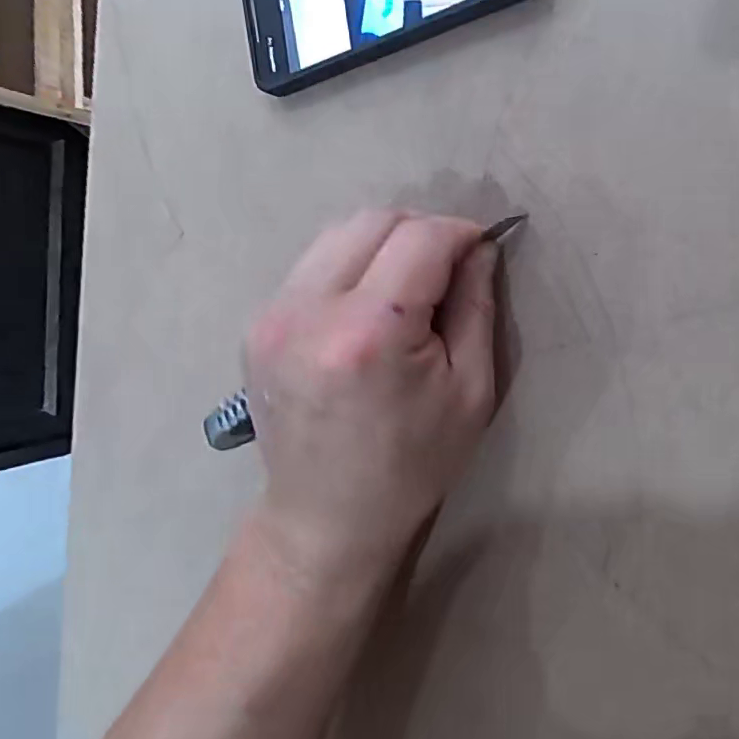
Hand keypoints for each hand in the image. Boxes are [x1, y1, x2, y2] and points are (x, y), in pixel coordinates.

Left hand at [242, 210, 500, 585]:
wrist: (328, 518)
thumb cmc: (414, 463)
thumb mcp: (471, 390)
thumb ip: (476, 305)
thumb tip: (480, 247)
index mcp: (371, 332)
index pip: (420, 238)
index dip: (460, 232)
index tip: (482, 248)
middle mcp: (309, 310)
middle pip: (373, 220)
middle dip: (422, 230)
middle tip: (449, 267)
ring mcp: (272, 315)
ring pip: (338, 233)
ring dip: (384, 244)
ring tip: (409, 287)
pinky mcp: (256, 325)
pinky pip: (312, 265)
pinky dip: (351, 267)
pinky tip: (368, 307)